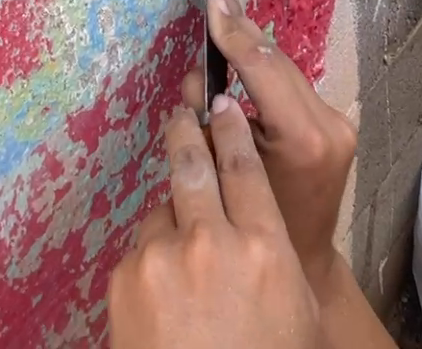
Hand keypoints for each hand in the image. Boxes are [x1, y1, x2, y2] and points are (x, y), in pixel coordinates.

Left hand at [106, 98, 325, 348]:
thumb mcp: (295, 316)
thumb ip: (271, 256)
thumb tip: (248, 218)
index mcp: (264, 248)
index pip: (245, 166)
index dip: (231, 129)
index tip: (222, 105)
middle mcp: (212, 239)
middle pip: (193, 162)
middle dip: (186, 130)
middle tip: (182, 112)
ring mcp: (163, 254)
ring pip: (162, 211)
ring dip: (170, 221)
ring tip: (181, 260)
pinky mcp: (126, 274)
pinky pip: (141, 250)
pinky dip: (151, 261)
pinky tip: (162, 298)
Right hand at [184, 0, 359, 282]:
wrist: (304, 257)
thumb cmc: (252, 221)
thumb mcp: (222, 166)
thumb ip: (208, 119)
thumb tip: (200, 76)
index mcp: (302, 138)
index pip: (261, 68)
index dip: (232, 32)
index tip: (212, 2)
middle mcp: (329, 123)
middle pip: (276, 59)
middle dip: (241, 26)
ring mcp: (339, 122)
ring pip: (285, 66)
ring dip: (252, 41)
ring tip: (226, 7)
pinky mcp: (338, 123)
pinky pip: (291, 82)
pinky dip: (264, 63)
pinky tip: (245, 41)